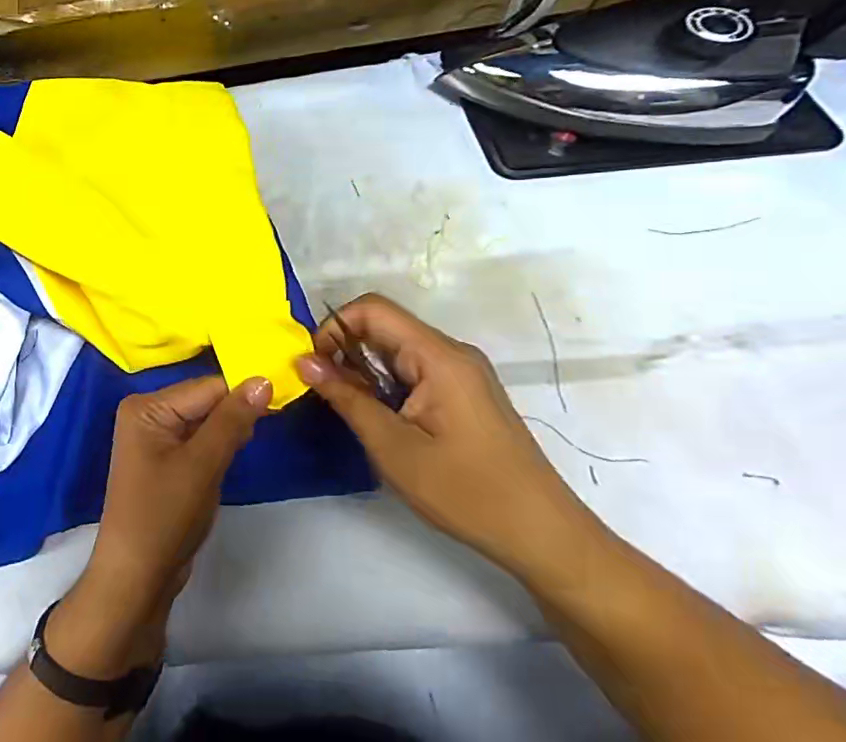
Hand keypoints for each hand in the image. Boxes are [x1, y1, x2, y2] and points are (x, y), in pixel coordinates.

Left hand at [45, 374, 272, 677]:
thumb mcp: (203, 464)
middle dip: (236, 411)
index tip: (283, 398)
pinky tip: (235, 454)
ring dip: (230, 430)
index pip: (206, 387)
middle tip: (274, 422)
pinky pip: (199, 440)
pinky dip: (219, 445)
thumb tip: (263, 379)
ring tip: (253, 442)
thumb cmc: (165, 515)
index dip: (243, 392)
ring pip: (205, 421)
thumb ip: (233, 420)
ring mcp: (155, 438)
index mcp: (146, 406)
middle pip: (204, 400)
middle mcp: (147, 414)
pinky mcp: (165, 459)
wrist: (138, 574)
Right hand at [297, 294, 605, 579]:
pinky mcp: (465, 393)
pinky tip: (380, 419)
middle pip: (384, 326)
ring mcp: (462, 373)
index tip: (313, 366)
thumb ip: (346, 397)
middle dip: (344, 349)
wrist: (542, 536)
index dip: (334, 327)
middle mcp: (453, 353)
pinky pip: (414, 370)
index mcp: (439, 357)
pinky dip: (386, 383)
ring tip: (349, 409)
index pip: (372, 309)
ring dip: (364, 369)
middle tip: (324, 391)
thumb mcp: (392, 446)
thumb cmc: (465, 491)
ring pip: (397, 350)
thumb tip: (303, 360)